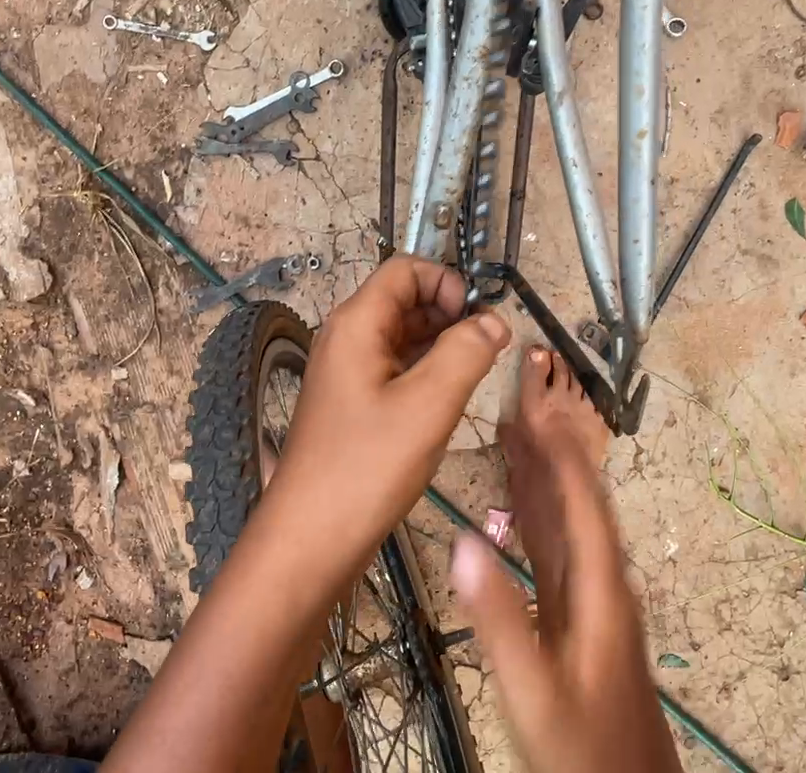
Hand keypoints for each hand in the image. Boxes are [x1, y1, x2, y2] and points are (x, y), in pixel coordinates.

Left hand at [257, 255, 510, 579]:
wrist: (312, 536)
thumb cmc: (367, 466)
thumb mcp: (428, 405)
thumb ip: (466, 354)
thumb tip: (494, 321)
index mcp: (357, 323)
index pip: (405, 270)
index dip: (446, 282)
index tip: (478, 320)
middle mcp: (347, 338)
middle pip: (404, 300)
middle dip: (448, 315)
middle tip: (483, 354)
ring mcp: (347, 372)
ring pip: (401, 337)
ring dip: (440, 346)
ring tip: (471, 379)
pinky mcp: (352, 403)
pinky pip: (393, 369)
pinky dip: (424, 373)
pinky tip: (446, 402)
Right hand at [452, 348, 682, 772]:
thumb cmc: (583, 750)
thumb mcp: (534, 690)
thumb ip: (499, 617)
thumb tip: (464, 538)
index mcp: (600, 590)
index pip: (582, 502)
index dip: (561, 449)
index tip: (538, 400)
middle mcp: (600, 582)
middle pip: (575, 498)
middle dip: (552, 443)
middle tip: (525, 391)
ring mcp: (590, 599)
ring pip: (564, 518)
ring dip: (543, 469)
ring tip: (516, 423)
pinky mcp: (577, 614)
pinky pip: (554, 546)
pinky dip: (535, 511)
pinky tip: (518, 496)